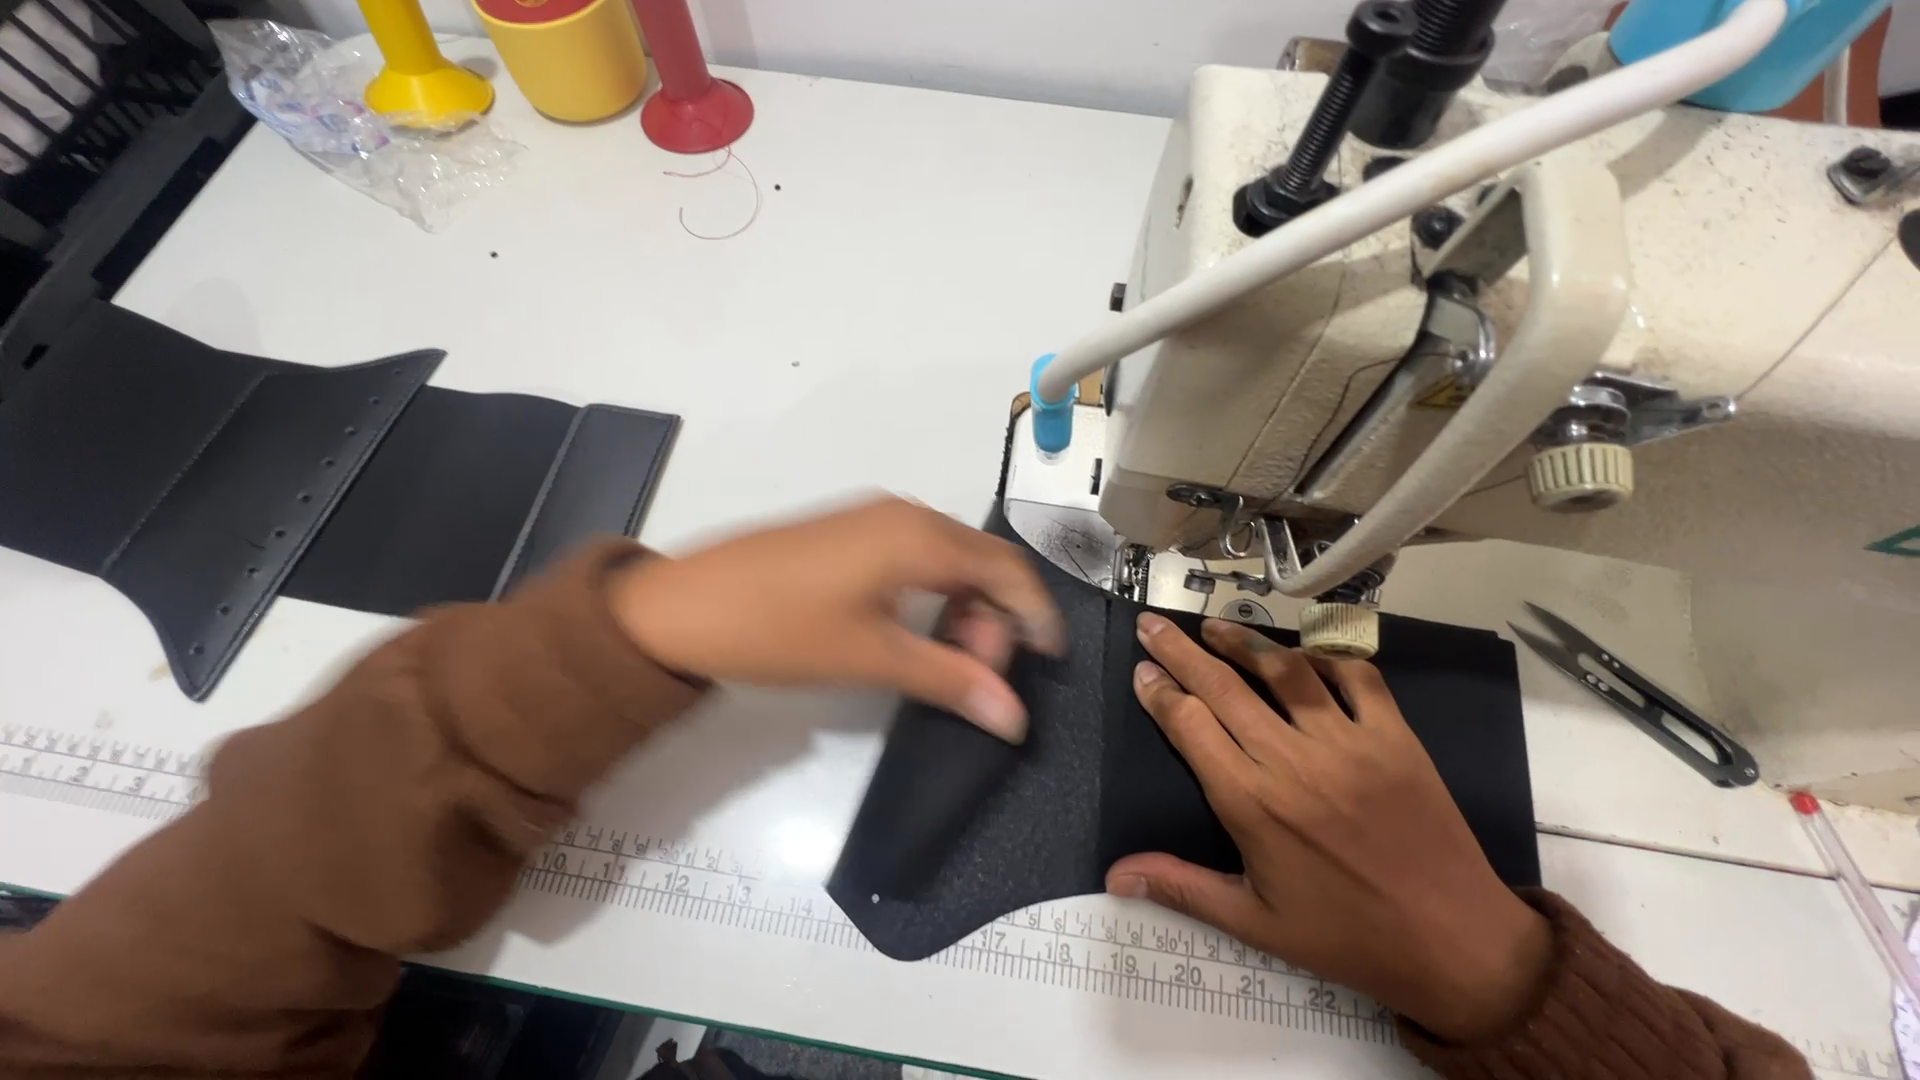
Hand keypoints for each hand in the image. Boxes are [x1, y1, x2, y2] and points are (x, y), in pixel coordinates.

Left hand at [608, 497, 1063, 742]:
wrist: (679, 606)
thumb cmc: (780, 628)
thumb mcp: (870, 657)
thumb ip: (951, 680)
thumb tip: (1014, 717)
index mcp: (918, 536)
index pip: (1005, 567)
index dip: (1034, 613)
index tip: (1048, 660)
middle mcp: (904, 515)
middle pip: (979, 561)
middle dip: (994, 617)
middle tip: (980, 674)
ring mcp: (872, 519)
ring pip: (947, 560)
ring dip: (962, 608)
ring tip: (948, 661)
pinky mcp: (848, 535)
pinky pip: (915, 558)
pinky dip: (932, 595)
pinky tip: (915, 633)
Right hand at [1107, 614, 1551, 1042]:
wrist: (1457, 945)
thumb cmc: (1346, 936)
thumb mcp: (1255, 923)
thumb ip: (1181, 887)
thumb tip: (1115, 874)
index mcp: (1252, 803)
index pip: (1189, 725)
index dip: (1159, 692)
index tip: (1142, 671)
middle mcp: (1293, 760)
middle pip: (1223, 686)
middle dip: (1180, 650)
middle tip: (1153, 625)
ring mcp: (1349, 742)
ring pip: (1284, 670)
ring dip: (1244, 642)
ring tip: (1214, 626)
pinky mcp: (1395, 737)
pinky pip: (1357, 676)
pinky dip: (1326, 655)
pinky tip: (1302, 653)